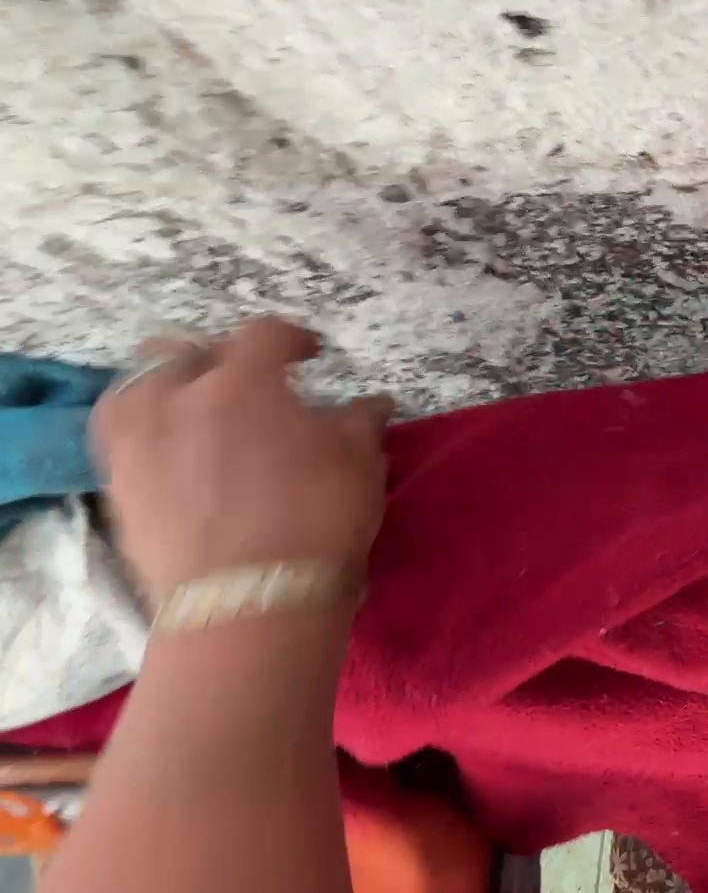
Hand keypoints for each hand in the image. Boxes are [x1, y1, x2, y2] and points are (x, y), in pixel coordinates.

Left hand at [91, 318, 393, 596]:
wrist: (254, 592)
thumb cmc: (321, 513)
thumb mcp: (362, 459)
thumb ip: (361, 420)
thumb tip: (369, 405)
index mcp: (245, 385)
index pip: (262, 334)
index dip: (292, 338)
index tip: (314, 353)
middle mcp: (178, 400)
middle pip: (181, 351)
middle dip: (220, 357)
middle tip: (254, 380)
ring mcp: (137, 442)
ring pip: (137, 388)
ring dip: (172, 386)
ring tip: (206, 409)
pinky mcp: (119, 483)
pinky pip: (125, 432)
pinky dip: (153, 426)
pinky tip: (186, 447)